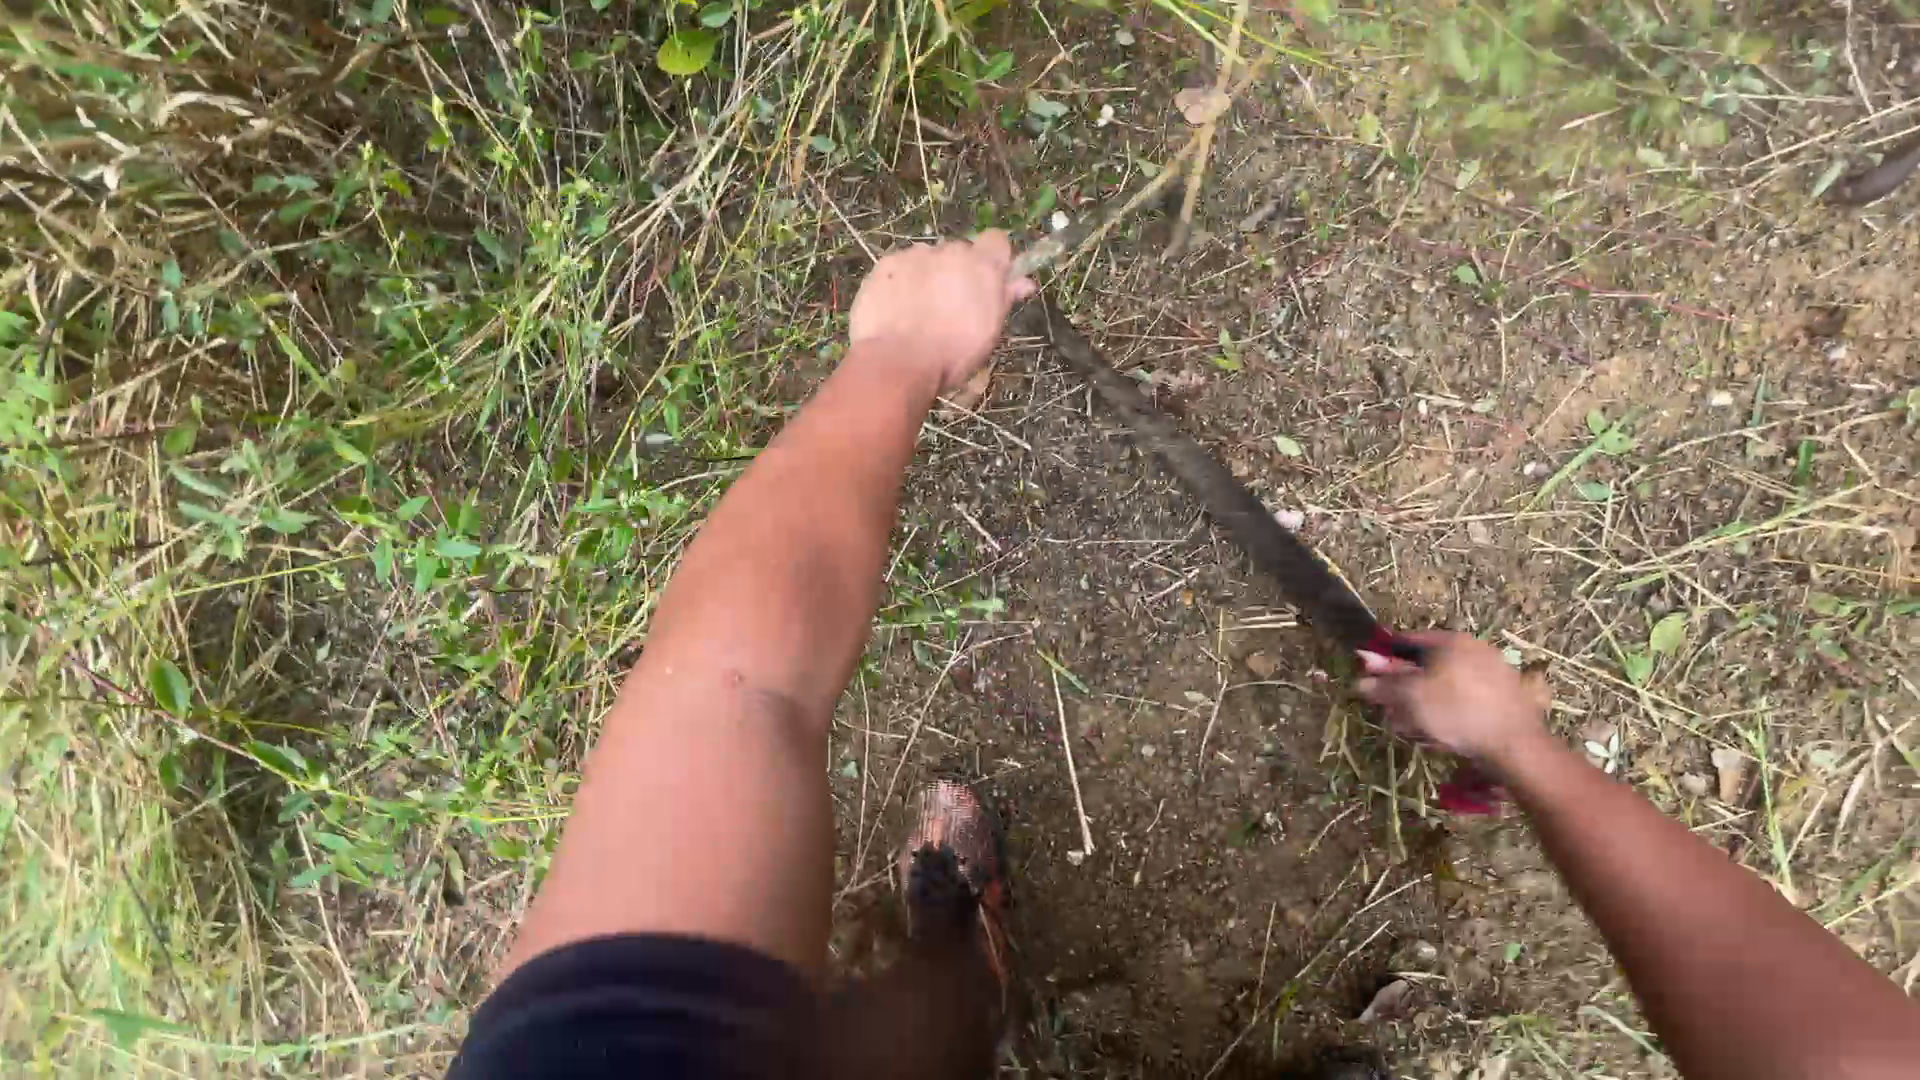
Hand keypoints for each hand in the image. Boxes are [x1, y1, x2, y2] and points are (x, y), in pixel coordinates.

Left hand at [848, 231, 1036, 393]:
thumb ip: (1004, 300)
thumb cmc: (952, 355)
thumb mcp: (988, 333)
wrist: (899, 362)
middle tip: (949, 308)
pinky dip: (899, 284)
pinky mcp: (884, 266)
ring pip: (926, 259)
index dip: (992, 260)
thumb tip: (1024, 282)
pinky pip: (897, 269)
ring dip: (926, 276)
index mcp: (982, 266)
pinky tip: (895, 311)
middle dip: (956, 273)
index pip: (996, 241)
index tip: (986, 284)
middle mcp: (950, 252)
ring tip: (917, 313)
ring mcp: (914, 255)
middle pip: (958, 252)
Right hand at [1356, 631, 1546, 762]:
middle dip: (1403, 688)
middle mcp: (1475, 650)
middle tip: (1390, 709)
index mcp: (1451, 641)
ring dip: (1422, 704)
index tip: (1373, 679)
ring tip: (1410, 726)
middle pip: (1425, 665)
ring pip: (1444, 686)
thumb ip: (1382, 685)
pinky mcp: (1506, 699)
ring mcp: (1494, 674)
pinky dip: (1447, 712)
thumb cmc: (1455, 711)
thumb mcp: (1408, 696)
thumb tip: (1359, 682)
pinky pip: (1464, 700)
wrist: (1516, 746)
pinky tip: (1438, 733)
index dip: (1384, 659)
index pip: (1406, 641)